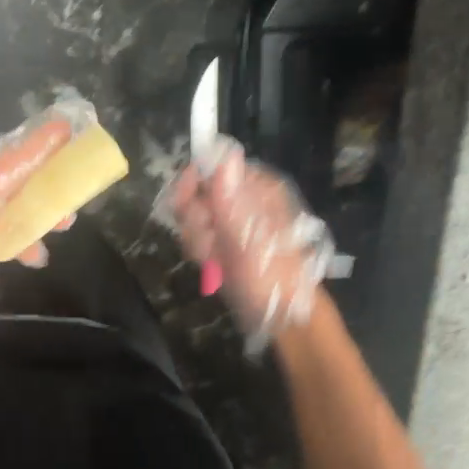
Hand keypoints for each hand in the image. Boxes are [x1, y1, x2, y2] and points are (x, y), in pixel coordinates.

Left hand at [0, 66, 78, 421]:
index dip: (31, 148)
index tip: (66, 126)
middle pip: (8, 182)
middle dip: (45, 176)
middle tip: (82, 179)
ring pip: (10, 209)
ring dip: (40, 209)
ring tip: (68, 222)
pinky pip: (4, 237)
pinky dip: (25, 238)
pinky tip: (37, 255)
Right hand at [170, 136, 332, 351]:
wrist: (282, 316)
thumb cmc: (272, 277)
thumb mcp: (249, 237)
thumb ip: (231, 197)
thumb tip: (225, 152)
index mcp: (257, 187)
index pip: (211, 165)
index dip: (192, 184)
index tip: (187, 207)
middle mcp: (242, 199)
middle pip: (195, 192)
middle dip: (194, 221)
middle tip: (210, 244)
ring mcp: (231, 221)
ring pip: (191, 217)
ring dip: (198, 242)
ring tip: (217, 262)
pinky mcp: (222, 241)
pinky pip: (195, 237)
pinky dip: (201, 254)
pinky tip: (216, 268)